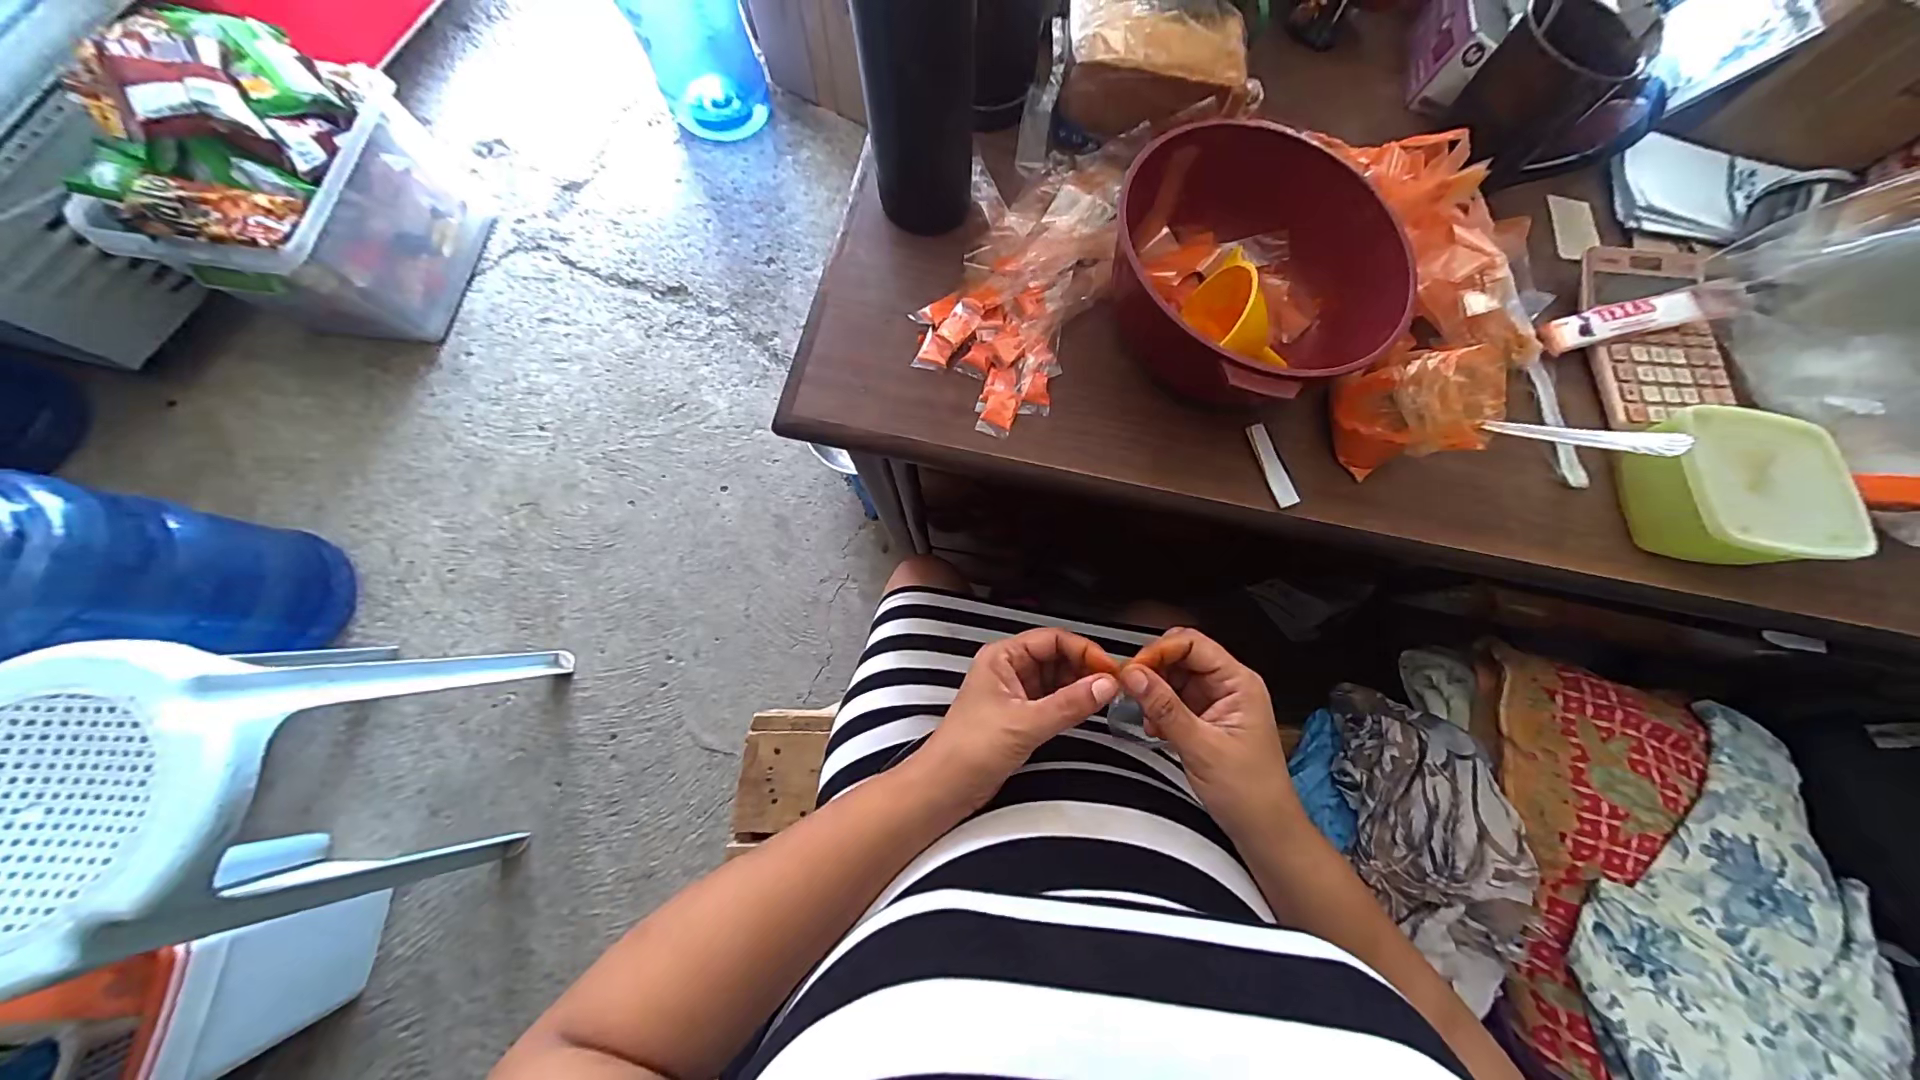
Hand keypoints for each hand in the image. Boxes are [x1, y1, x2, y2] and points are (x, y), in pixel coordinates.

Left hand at [917, 628, 1121, 810]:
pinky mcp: (1019, 716)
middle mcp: (1007, 669)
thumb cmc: (969, 749)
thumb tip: (1105, 685)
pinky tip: (1086, 710)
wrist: (945, 788)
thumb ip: (1069, 703)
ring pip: (1056, 678)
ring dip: (1079, 685)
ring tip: (1105, 697)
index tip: (1108, 668)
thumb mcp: (1025, 723)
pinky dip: (1070, 703)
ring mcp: (1013, 693)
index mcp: (1002, 657)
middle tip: (1112, 684)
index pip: (1052, 639)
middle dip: (1084, 667)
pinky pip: (1052, 700)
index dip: (1083, 649)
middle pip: (1056, 656)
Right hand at [1120, 628, 1301, 838]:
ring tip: (1146, 715)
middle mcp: (1228, 686)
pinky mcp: (1204, 717)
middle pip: (1180, 655)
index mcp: (1239, 683)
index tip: (1134, 670)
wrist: (1264, 830)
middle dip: (1152, 670)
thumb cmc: (1251, 793)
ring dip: (1153, 691)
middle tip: (1131, 688)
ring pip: (1172, 676)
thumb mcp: (1201, 747)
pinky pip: (1172, 698)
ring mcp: (1216, 701)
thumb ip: (1164, 707)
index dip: (1159, 652)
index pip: (1192, 644)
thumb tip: (1135, 675)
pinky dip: (1157, 708)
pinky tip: (1154, 727)